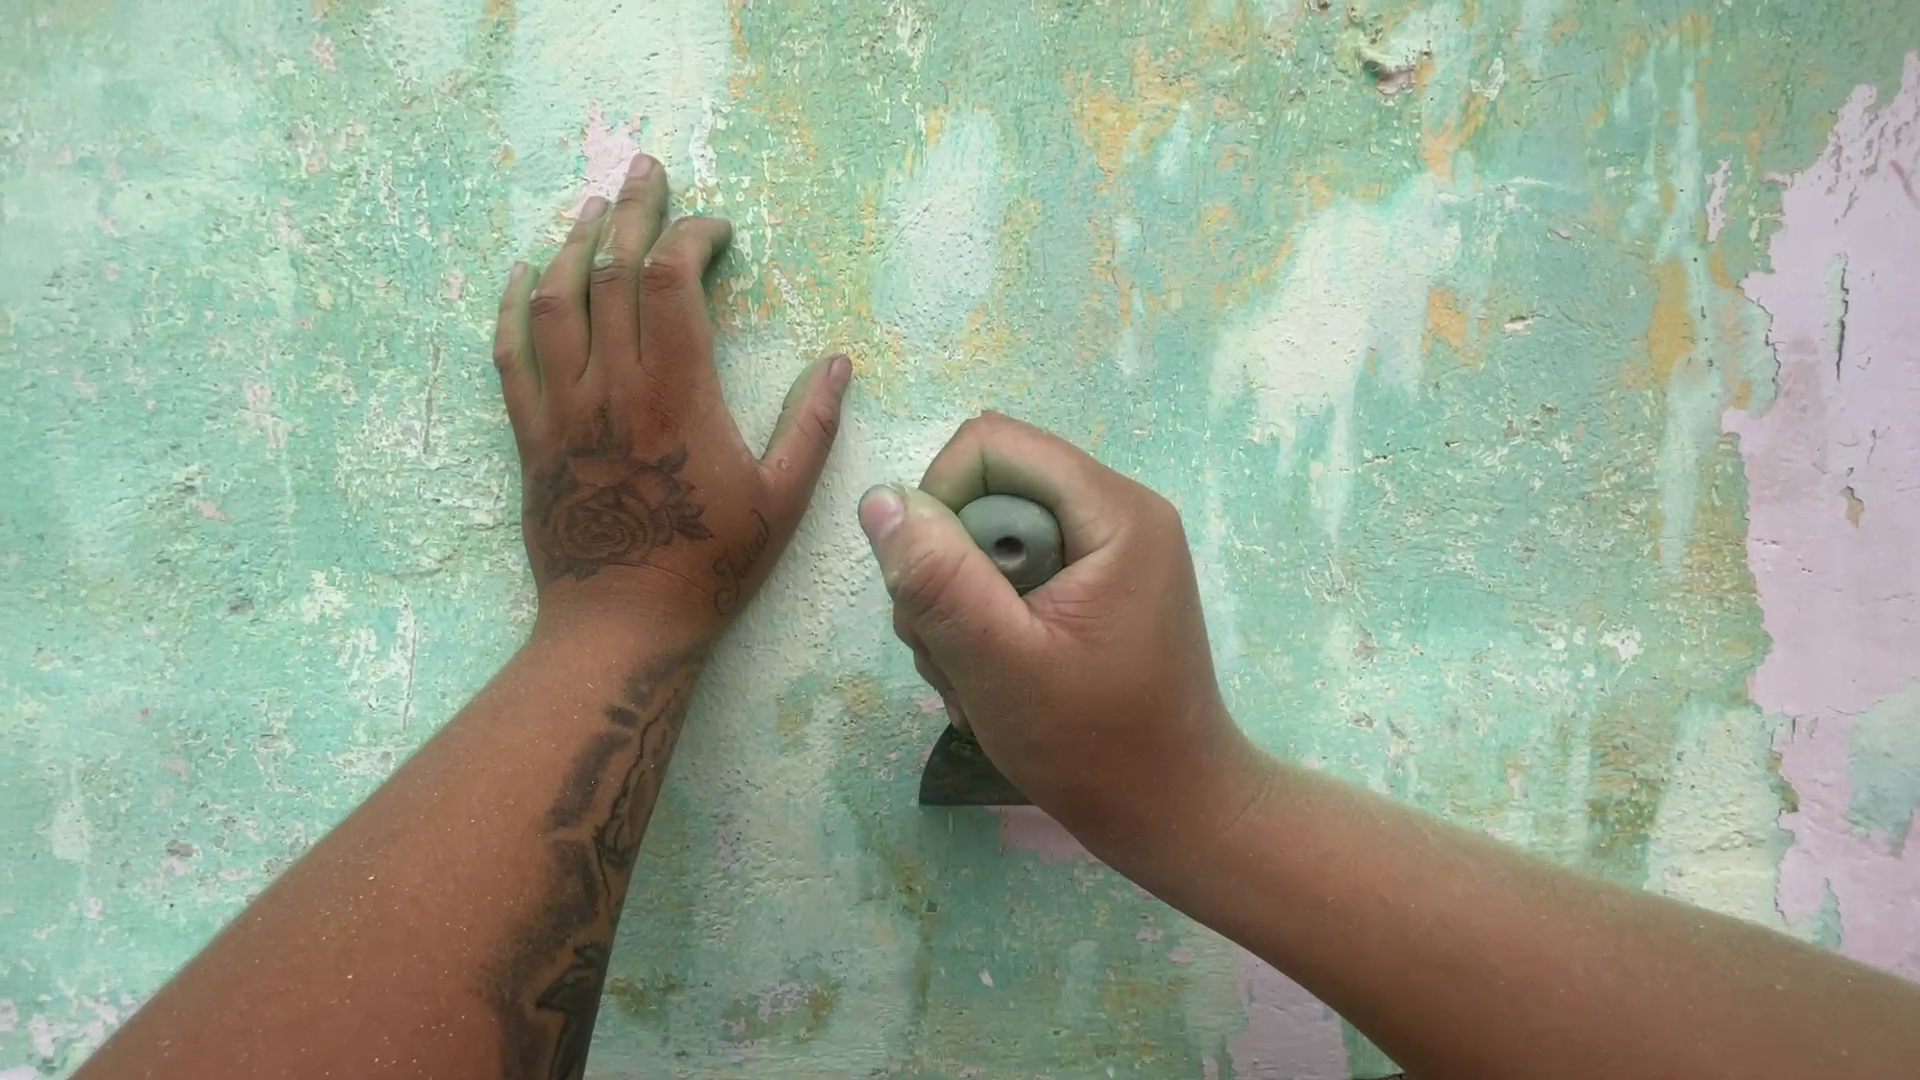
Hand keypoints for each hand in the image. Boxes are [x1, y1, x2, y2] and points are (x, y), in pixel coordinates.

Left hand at [494, 154, 851, 637]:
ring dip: (572, 244)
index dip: (691, 238)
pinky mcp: (531, 437)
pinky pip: (509, 355)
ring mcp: (563, 411)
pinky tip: (524, 275)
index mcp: (679, 398)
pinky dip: (512, 306)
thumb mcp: (782, 502)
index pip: (670, 284)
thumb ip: (812, 428)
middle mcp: (613, 389)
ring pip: (553, 302)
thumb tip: (838, 364)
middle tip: (642, 170)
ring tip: (590, 208)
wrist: (623, 624)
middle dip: (628, 212)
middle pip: (608, 274)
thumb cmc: (711, 565)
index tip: (717, 230)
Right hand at [859, 414, 1268, 861]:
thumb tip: (881, 499)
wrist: (1171, 812)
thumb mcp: (1002, 665)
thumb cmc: (1097, 747)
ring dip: (957, 606)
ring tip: (975, 678)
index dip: (938, 499)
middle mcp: (1112, 513)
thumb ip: (939, 581)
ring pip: (986, 538)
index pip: (991, 444)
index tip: (930, 583)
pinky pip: (1008, 574)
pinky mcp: (1089, 587)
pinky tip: (991, 679)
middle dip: (946, 568)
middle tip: (953, 649)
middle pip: (985, 492)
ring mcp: (1102, 552)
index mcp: (1113, 511)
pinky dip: (982, 623)